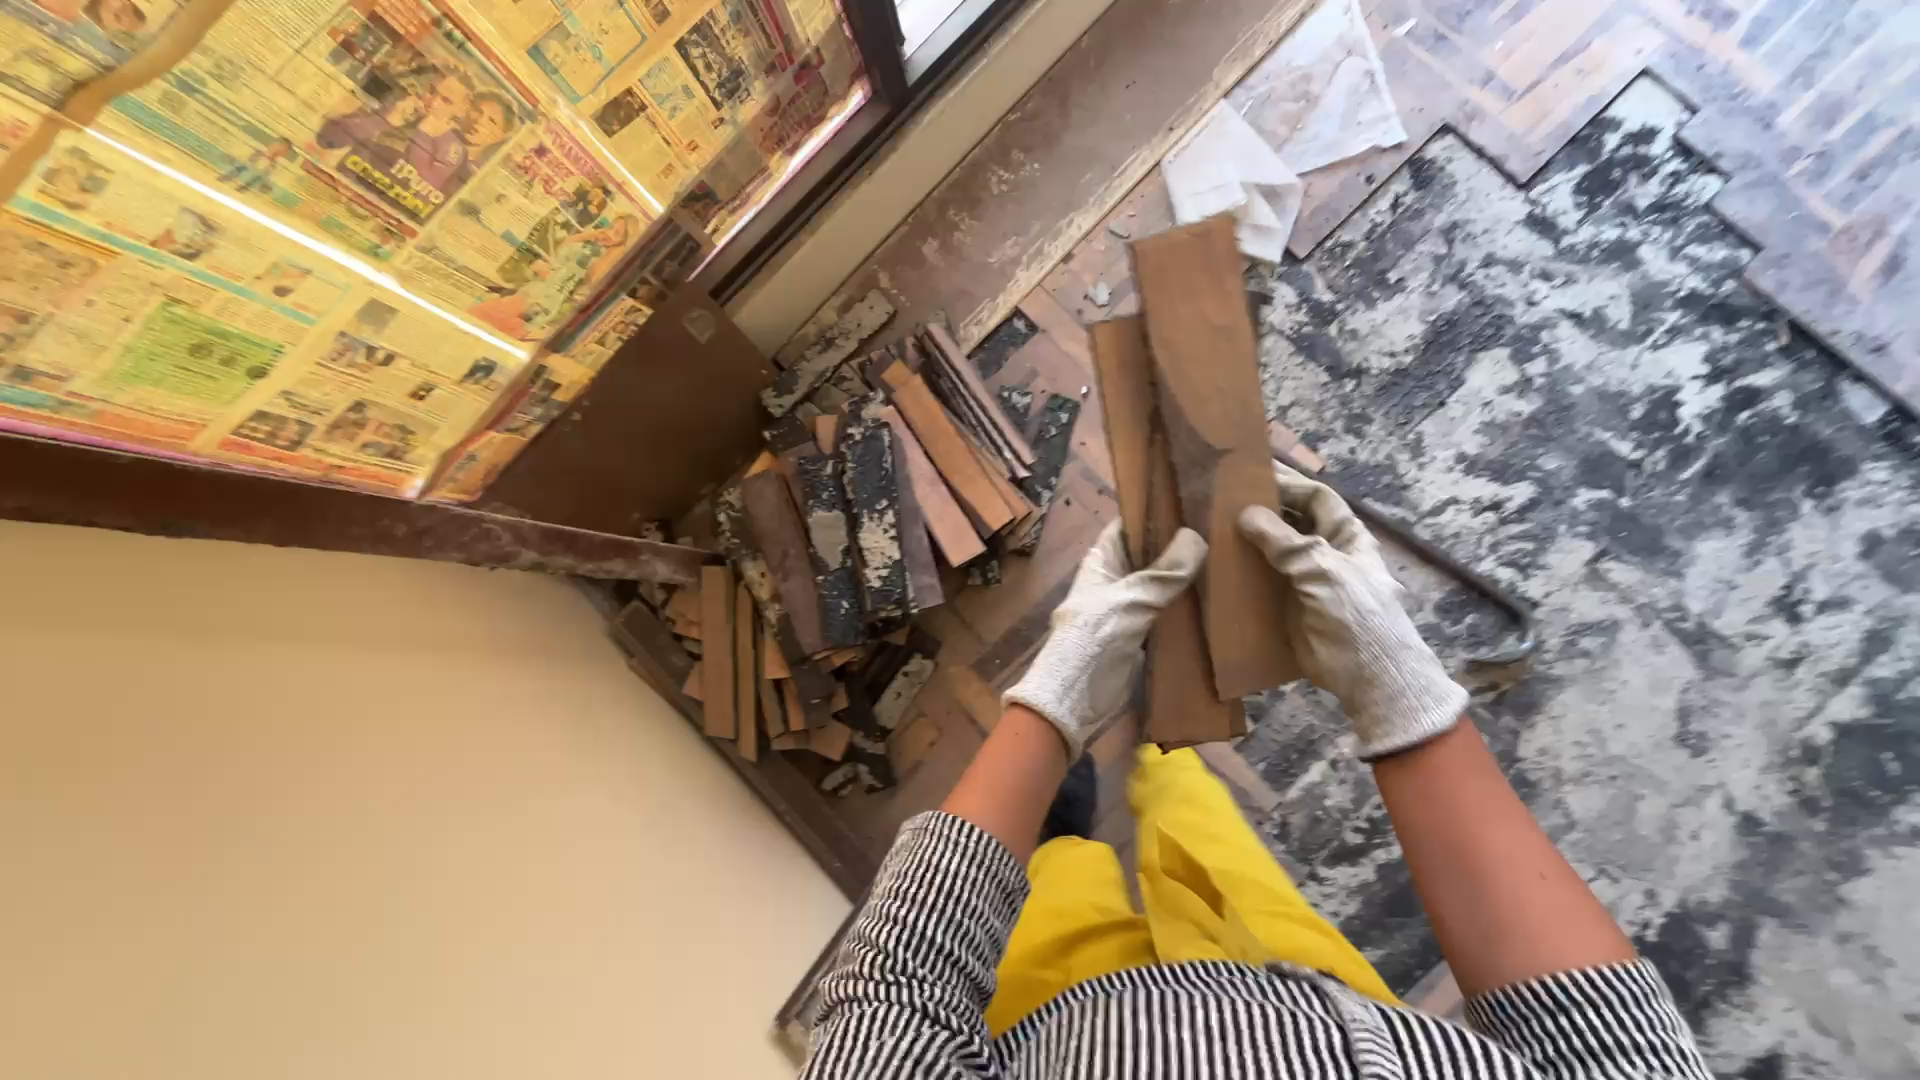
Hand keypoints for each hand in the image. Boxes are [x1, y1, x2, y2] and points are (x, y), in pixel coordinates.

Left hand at [1004, 520, 1206, 757]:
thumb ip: (1164, 573)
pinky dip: (1187, 607)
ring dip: (1188, 577)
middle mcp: (1114, 579)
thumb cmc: (1092, 641)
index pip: (1129, 524)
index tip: (1194, 497)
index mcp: (1101, 561)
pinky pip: (1167, 613)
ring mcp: (1128, 608)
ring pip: (1161, 584)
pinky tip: (1219, 600)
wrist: (1073, 700)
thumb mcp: (1129, 602)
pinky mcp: (1141, 635)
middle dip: (1181, 544)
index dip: (1155, 509)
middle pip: (1149, 554)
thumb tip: (1198, 536)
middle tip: (1227, 528)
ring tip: (1232, 557)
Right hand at [1237, 463, 1466, 758]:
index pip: (1317, 498)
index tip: (1253, 473)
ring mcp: (1306, 581)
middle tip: (1224, 499)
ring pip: (1275, 552)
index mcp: (1346, 537)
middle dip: (1264, 510)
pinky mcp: (1289, 606)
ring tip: (1212, 528)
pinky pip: (1263, 582)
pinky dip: (1243, 573)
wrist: (1368, 677)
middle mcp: (1326, 553)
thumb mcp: (1323, 571)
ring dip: (1249, 541)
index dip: (1290, 483)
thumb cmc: (1357, 617)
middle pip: (1293, 522)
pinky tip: (1217, 566)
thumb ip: (1286, 543)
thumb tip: (1247, 513)